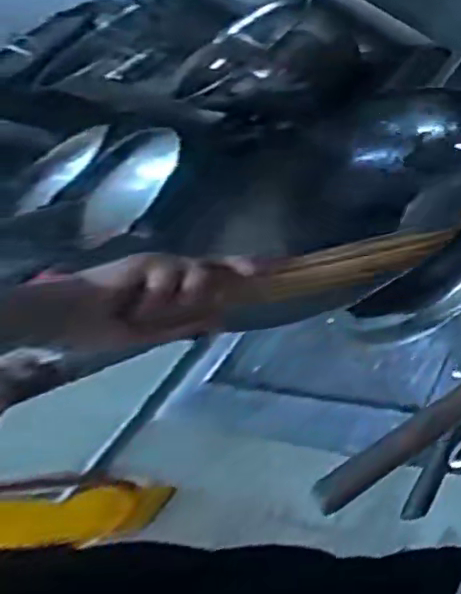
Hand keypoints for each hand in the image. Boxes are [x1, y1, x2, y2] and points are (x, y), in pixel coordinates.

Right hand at [41, 253, 254, 351]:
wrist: (53, 319)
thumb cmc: (93, 327)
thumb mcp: (144, 332)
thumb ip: (181, 326)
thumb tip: (220, 320)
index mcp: (176, 286)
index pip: (217, 275)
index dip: (244, 272)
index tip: (273, 271)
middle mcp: (175, 271)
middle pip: (220, 262)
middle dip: (246, 264)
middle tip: (264, 270)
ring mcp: (164, 264)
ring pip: (200, 275)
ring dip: (182, 297)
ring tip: (146, 313)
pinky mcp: (149, 261)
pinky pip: (171, 278)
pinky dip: (156, 297)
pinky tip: (131, 306)